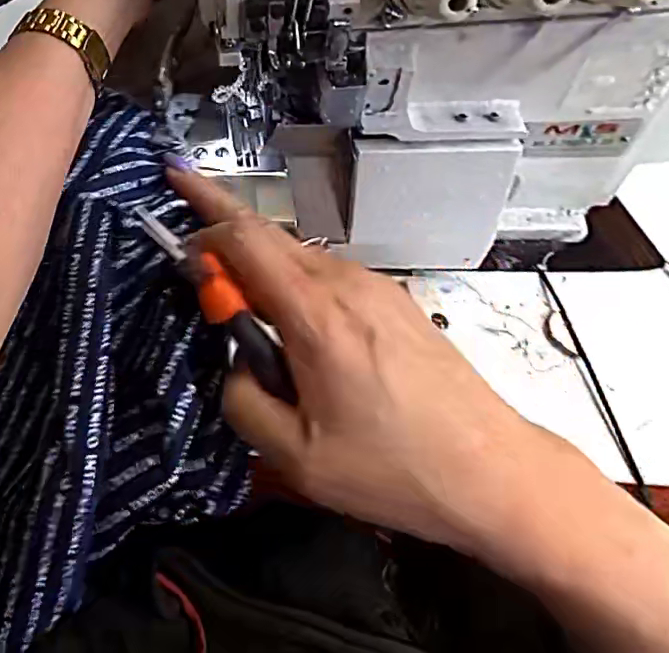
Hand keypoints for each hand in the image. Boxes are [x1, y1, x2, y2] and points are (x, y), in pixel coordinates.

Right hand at [167, 166, 599, 556]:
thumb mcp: (297, 458)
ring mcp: (374, 285)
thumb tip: (236, 362)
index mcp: (316, 314)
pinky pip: (326, 272)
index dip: (203, 222)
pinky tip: (291, 314)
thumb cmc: (396, 468)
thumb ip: (243, 399)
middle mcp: (345, 283)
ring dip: (257, 255)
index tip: (175, 223)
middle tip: (185, 199)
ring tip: (235, 286)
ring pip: (297, 251)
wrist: (493, 469)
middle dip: (220, 213)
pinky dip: (291, 276)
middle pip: (268, 230)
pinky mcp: (392, 297)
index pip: (245, 238)